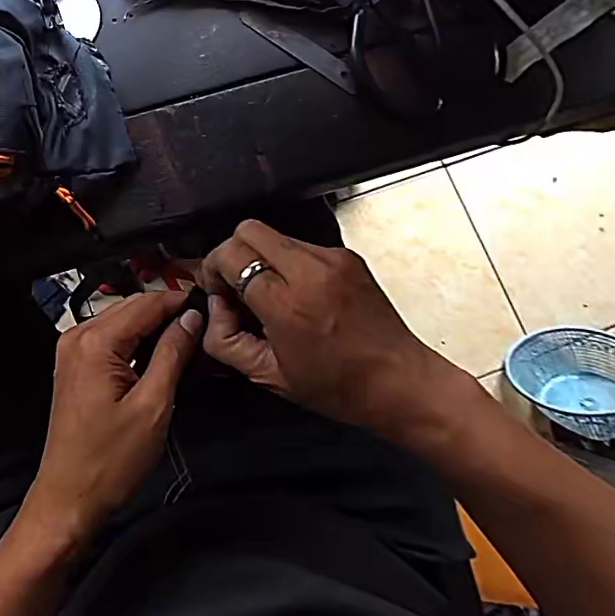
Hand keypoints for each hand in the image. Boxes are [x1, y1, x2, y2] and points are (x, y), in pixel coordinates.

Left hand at [20, 291, 202, 546]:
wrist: (69, 498)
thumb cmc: (107, 462)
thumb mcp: (153, 406)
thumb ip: (172, 354)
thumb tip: (190, 320)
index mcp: (94, 342)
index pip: (146, 303)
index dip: (180, 302)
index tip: (209, 305)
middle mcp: (77, 338)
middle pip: (132, 308)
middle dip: (167, 312)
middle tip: (203, 325)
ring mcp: (72, 352)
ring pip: (122, 322)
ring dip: (153, 327)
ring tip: (188, 340)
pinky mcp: (75, 367)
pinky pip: (110, 340)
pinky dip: (135, 342)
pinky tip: (158, 356)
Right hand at [195, 220, 478, 439]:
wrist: (401, 381)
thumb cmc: (343, 385)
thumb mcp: (269, 375)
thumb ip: (225, 340)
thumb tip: (214, 309)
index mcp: (287, 304)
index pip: (230, 255)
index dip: (213, 271)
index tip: (218, 289)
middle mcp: (310, 273)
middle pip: (247, 230)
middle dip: (231, 253)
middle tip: (236, 283)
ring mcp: (332, 260)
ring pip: (273, 234)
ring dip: (260, 258)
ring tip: (270, 293)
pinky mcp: (346, 256)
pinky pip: (301, 245)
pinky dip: (287, 263)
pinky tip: (296, 294)